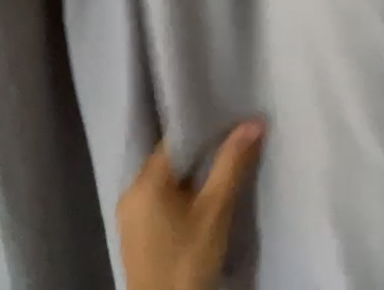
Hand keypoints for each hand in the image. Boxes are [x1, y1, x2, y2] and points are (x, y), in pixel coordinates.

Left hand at [119, 120, 265, 289]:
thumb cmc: (187, 260)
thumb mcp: (215, 210)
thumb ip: (232, 164)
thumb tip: (254, 122)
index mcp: (143, 181)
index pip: (175, 140)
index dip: (205, 130)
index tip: (231, 124)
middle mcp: (129, 192)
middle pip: (171, 160)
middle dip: (202, 153)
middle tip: (233, 146)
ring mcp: (129, 216)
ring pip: (166, 181)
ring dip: (193, 176)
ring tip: (223, 170)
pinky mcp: (135, 234)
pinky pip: (160, 199)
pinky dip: (181, 194)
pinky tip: (202, 200)